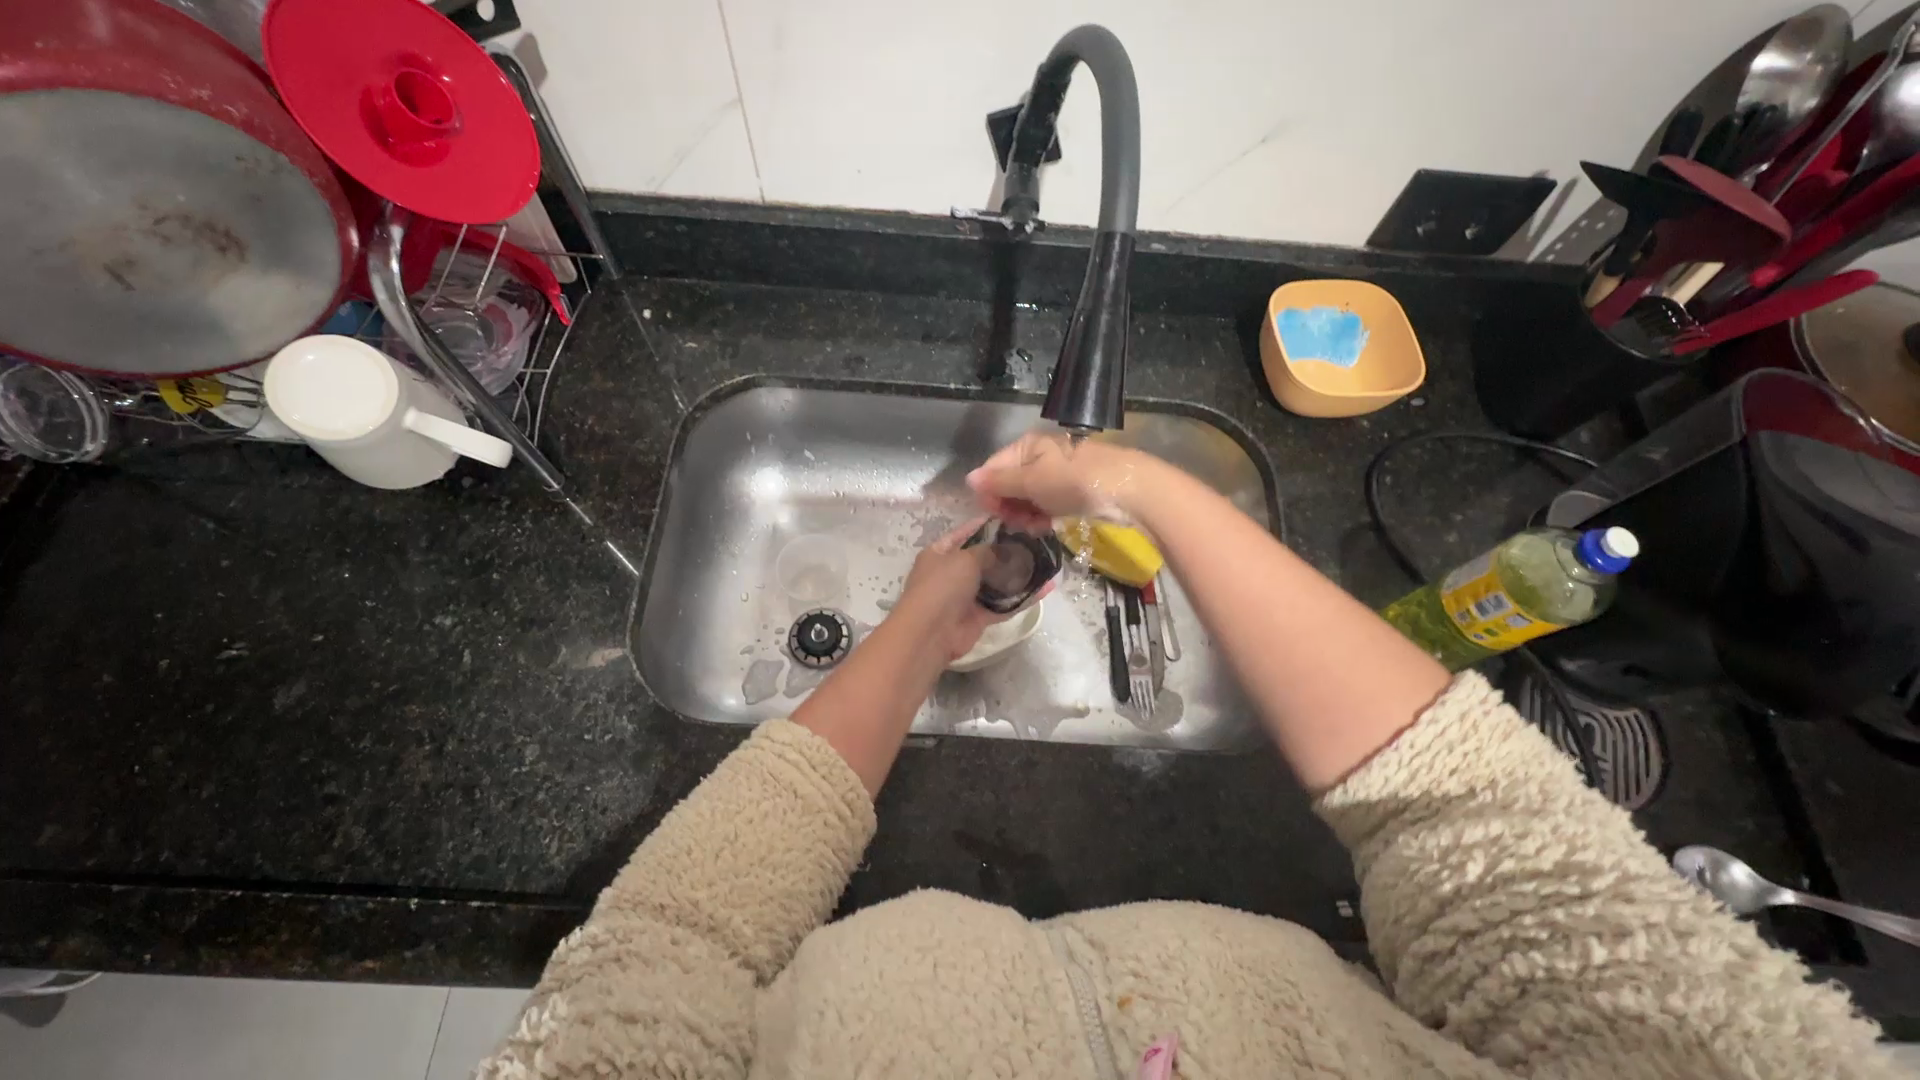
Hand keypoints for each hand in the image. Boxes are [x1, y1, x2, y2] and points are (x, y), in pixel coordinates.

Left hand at [893, 518, 1034, 661]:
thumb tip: (1007, 549)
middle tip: (1035, 541)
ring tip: (1044, 562)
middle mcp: (951, 573)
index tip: (1013, 520)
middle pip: (983, 559)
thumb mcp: (964, 558)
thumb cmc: (942, 586)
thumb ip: (988, 550)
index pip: (965, 534)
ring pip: (996, 583)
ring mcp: (965, 597)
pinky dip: (1022, 598)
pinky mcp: (978, 617)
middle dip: (1007, 551)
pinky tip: (1044, 589)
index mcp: (940, 553)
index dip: (986, 526)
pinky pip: (1003, 605)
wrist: (931, 633)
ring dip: (1017, 575)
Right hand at [965, 433, 1155, 531]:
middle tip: (1016, 524)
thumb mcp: (1031, 481)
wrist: (1126, 490)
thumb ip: (999, 482)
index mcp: (1027, 446)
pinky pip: (1046, 504)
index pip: (993, 468)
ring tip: (1034, 528)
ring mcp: (1057, 474)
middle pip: (1009, 484)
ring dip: (1025, 515)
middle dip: (1008, 506)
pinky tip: (1046, 527)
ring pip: (1028, 498)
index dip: (988, 492)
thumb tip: (969, 478)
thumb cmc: (1074, 481)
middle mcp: (1040, 456)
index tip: (992, 514)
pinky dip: (1042, 516)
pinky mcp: (1072, 492)